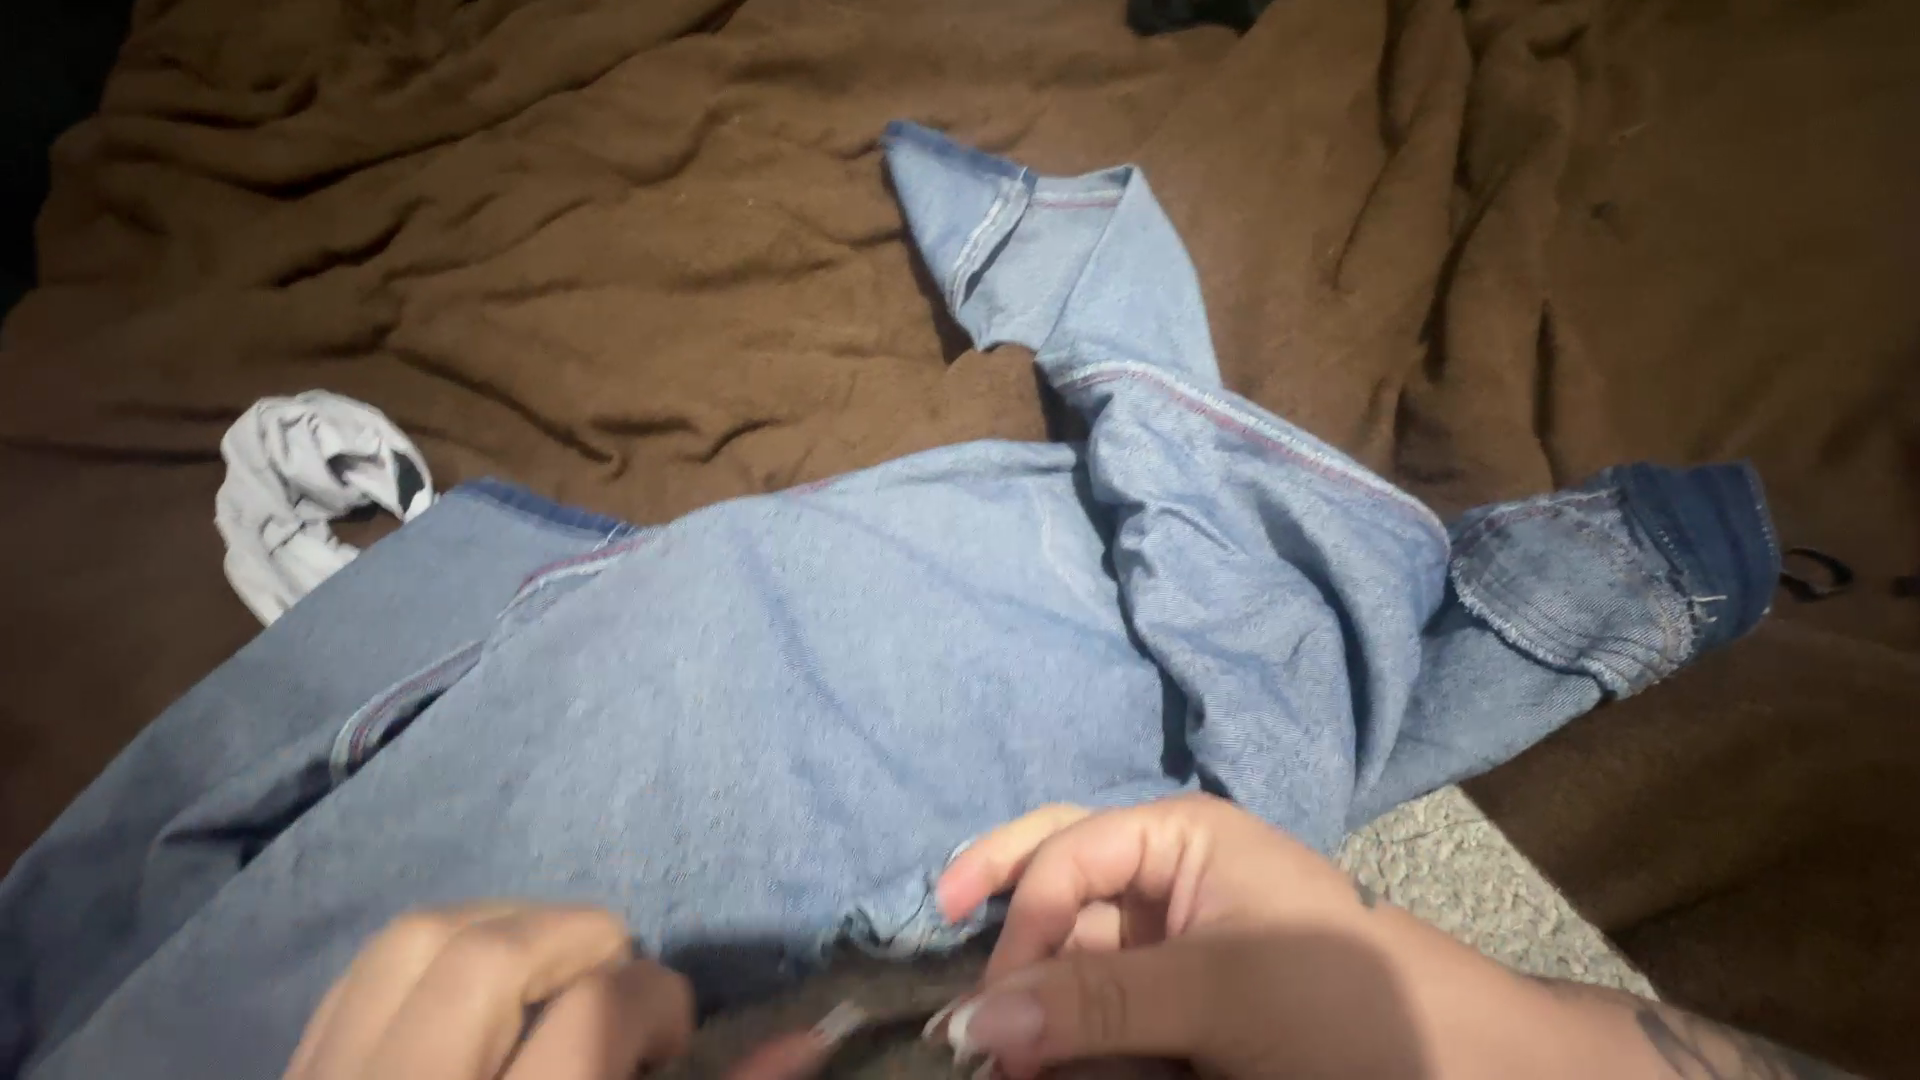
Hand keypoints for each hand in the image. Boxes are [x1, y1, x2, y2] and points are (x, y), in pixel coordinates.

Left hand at [283, 903, 692, 1079]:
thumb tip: (790, 1039)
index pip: (589, 1017)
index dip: (659, 999)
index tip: (670, 1033)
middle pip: (488, 956)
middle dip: (581, 939)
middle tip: (611, 989)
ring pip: (409, 944)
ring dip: (506, 929)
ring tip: (546, 978)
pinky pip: (355, 979)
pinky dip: (432, 958)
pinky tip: (470, 999)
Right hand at [931, 794, 1554, 1078]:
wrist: (1464, 1073)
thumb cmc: (1344, 1001)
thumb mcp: (1221, 991)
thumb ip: (1099, 1002)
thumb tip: (971, 1022)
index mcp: (1174, 834)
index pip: (1069, 855)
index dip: (1022, 922)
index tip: (991, 1010)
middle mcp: (1157, 873)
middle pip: (1054, 872)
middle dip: (1001, 910)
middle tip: (943, 943)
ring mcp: (1162, 937)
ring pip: (1068, 945)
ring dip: (1029, 988)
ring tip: (994, 1049)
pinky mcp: (1170, 999)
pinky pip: (1098, 999)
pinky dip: (1065, 1026)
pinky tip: (1038, 1052)